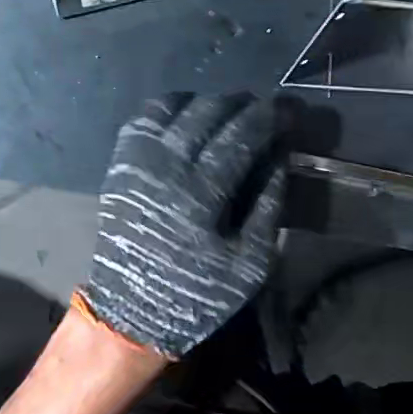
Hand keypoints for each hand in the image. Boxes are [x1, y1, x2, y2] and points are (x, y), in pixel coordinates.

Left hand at [79, 93, 285, 358]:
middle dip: (244, 104)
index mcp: (201, 195)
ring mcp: (139, 162)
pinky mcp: (122, 164)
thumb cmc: (196, 291)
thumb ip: (268, 206)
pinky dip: (172, 105)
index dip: (269, 117)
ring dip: (210, 101)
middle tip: (267, 109)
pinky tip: (191, 112)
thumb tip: (280, 158)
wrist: (130, 311)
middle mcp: (166, 167)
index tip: (290, 109)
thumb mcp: (250, 263)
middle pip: (210, 114)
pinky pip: (146, 117)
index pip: (241, 137)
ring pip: (177, 107)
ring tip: (233, 109)